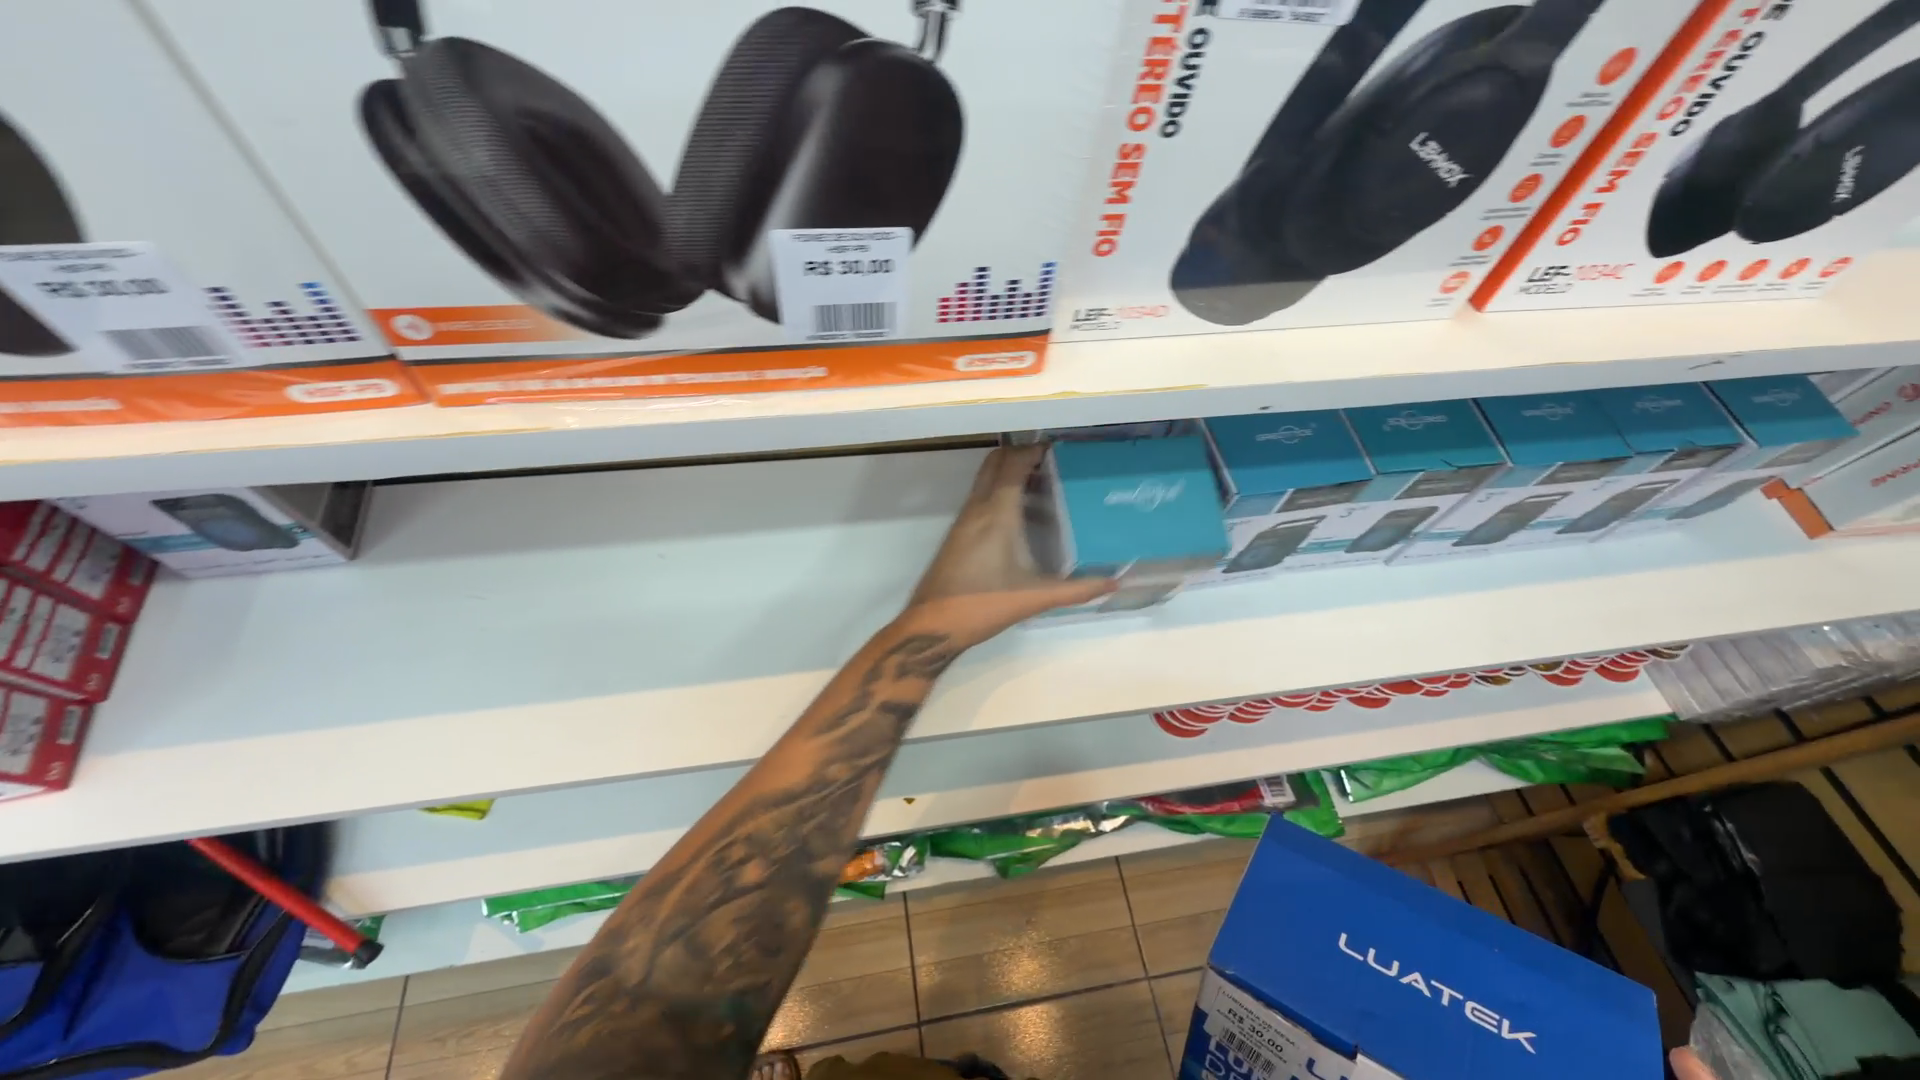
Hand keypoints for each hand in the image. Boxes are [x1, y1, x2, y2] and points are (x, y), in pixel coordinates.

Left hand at [897, 445, 1114, 648]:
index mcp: (996, 514)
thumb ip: (1076, 590)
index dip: (1035, 450)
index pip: (1014, 464)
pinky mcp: (959, 534)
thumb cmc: (982, 606)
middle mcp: (977, 508)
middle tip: (1053, 461)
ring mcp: (964, 520)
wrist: (933, 625)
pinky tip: (1025, 518)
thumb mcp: (1034, 598)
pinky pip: (981, 498)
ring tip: (1047, 484)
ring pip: (986, 480)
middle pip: (995, 462)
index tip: (1062, 449)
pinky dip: (1001, 493)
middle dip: (1021, 453)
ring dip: (1010, 473)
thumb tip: (1115, 582)